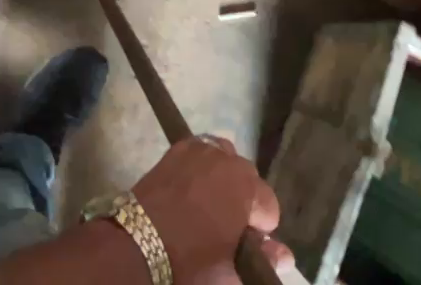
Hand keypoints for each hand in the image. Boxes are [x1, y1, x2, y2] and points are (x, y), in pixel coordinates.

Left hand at [132, 136, 293, 283]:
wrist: (135, 245)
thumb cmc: (189, 261)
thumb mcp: (230, 271)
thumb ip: (263, 260)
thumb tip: (284, 256)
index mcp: (246, 186)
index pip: (269, 207)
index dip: (261, 230)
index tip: (246, 245)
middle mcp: (228, 158)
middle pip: (248, 180)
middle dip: (244, 202)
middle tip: (227, 229)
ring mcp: (201, 148)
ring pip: (226, 160)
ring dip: (224, 179)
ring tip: (209, 206)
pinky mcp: (178, 148)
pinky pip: (202, 152)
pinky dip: (204, 167)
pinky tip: (192, 189)